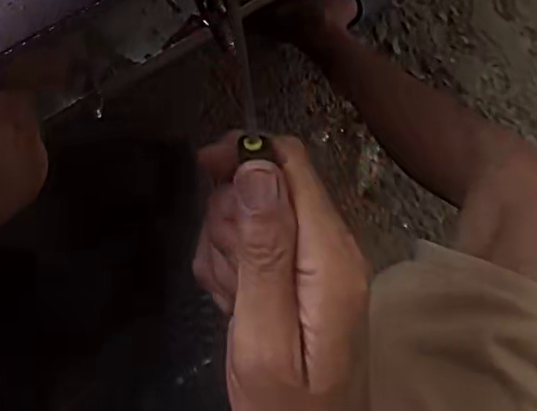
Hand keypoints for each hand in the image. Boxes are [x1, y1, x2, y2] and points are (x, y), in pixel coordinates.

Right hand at [194, 134, 371, 410]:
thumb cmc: (284, 407)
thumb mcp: (265, 336)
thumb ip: (264, 249)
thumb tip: (258, 167)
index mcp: (330, 253)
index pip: (291, 160)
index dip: (245, 152)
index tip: (206, 168)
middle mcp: (329, 245)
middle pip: (266, 181)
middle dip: (230, 210)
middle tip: (226, 265)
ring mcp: (315, 258)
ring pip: (252, 208)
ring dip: (226, 239)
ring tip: (230, 292)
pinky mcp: (298, 271)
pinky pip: (252, 237)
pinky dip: (231, 259)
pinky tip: (232, 296)